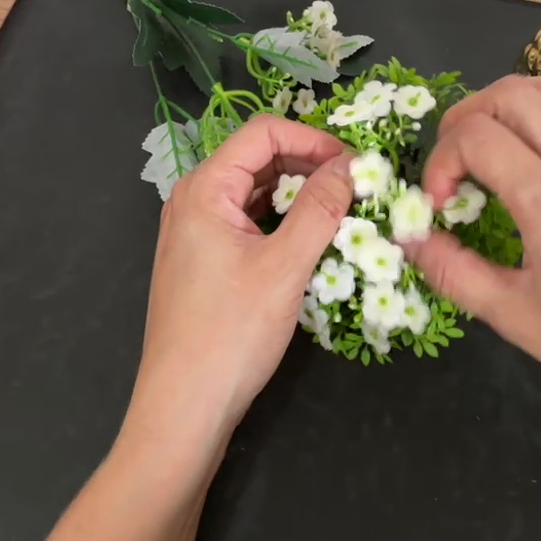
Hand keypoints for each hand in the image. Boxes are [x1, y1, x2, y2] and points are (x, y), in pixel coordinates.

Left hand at [126, 114, 352, 453]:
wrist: (184, 407)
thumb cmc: (230, 333)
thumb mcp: (284, 267)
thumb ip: (320, 209)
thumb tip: (352, 165)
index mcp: (204, 189)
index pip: (263, 132)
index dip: (313, 138)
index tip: (355, 163)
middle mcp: (195, 199)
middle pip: (259, 157)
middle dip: (310, 163)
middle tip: (356, 187)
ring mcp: (197, 230)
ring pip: (256, 190)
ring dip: (299, 192)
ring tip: (342, 210)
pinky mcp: (206, 258)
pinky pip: (250, 219)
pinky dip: (283, 219)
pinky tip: (313, 236)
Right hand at [409, 74, 540, 469]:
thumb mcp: (512, 316)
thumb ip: (451, 271)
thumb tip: (410, 239)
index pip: (476, 138)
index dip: (440, 162)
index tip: (438, 204)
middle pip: (512, 95)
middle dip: (466, 118)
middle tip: (453, 162)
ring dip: (516, 102)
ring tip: (497, 140)